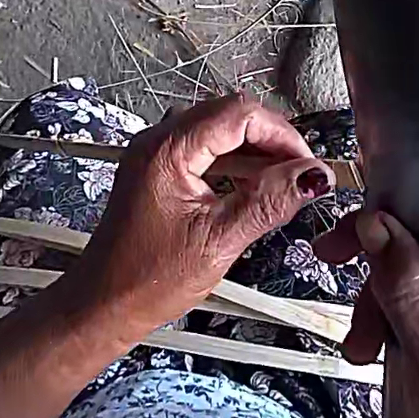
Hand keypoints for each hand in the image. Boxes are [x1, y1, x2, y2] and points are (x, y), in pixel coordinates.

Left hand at [63, 95, 334, 340]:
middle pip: (230, 114)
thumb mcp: (219, 241)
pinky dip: (236, 160)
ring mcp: (157, 151)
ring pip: (220, 129)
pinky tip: (254, 185)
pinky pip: (207, 148)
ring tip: (283, 181)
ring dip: (256, 149)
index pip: (238, 114)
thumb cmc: (149, 279)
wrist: (104, 303)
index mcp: (168, 150)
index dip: (281, 134)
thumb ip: (269, 202)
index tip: (306, 163)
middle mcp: (159, 139)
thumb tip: (314, 176)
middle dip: (271, 139)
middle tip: (300, 171)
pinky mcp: (161, 167)